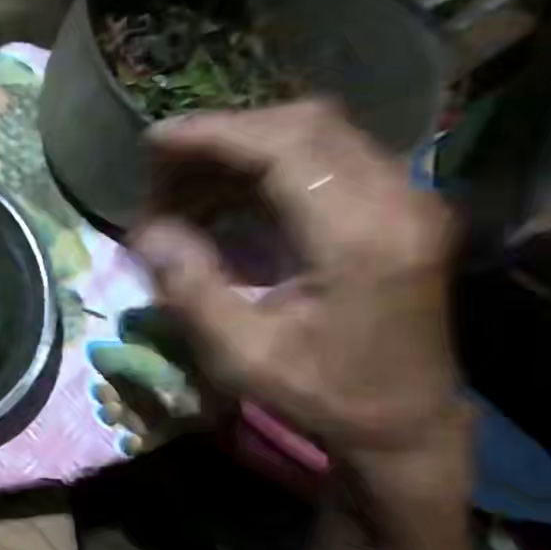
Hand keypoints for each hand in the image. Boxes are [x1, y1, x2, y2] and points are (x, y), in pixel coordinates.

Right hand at [131, 101, 464, 458]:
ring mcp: (405, 200)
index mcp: (360, 238)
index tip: (153, 141)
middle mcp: (396, 202)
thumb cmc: (321, 394)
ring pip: (317, 133)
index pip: (286, 148)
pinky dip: (268, 162)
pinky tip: (227, 194)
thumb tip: (145, 230)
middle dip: (223, 136)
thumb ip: (189, 286)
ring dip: (244, 147)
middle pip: (304, 126)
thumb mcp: (240, 354)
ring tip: (185, 183)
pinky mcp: (397, 208)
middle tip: (163, 168)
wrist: (405, 423)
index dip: (213, 135)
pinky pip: (328, 156)